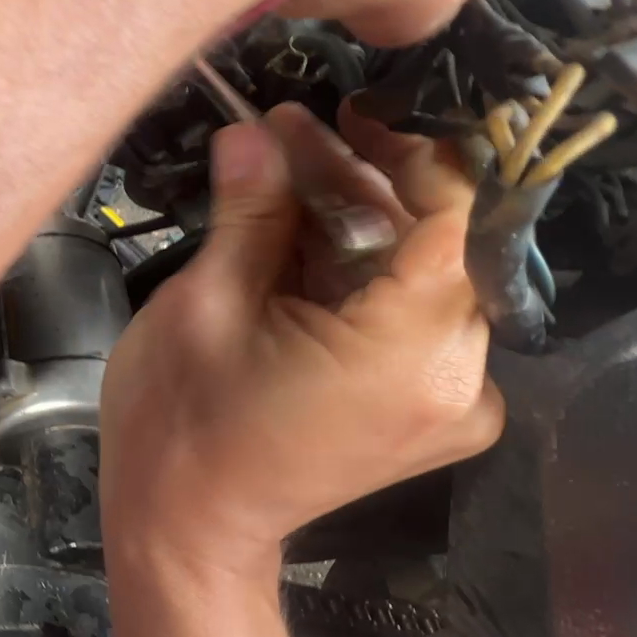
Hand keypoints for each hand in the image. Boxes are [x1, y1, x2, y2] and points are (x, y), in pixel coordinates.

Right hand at [98, 104, 504, 575]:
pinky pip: (399, 321)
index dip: (403, 151)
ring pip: (413, 280)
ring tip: (277, 177)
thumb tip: (250, 130)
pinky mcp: (420, 411)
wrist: (180, 524)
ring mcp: (445, 401)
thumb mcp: (203, 307)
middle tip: (283, 135)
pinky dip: (350, 276)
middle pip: (431, 247)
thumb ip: (248, 214)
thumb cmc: (178, 420)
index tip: (342, 112)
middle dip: (356, 185)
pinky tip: (292, 242)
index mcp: (409, 352)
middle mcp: (459, 378)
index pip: (452, 217)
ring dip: (347, 226)